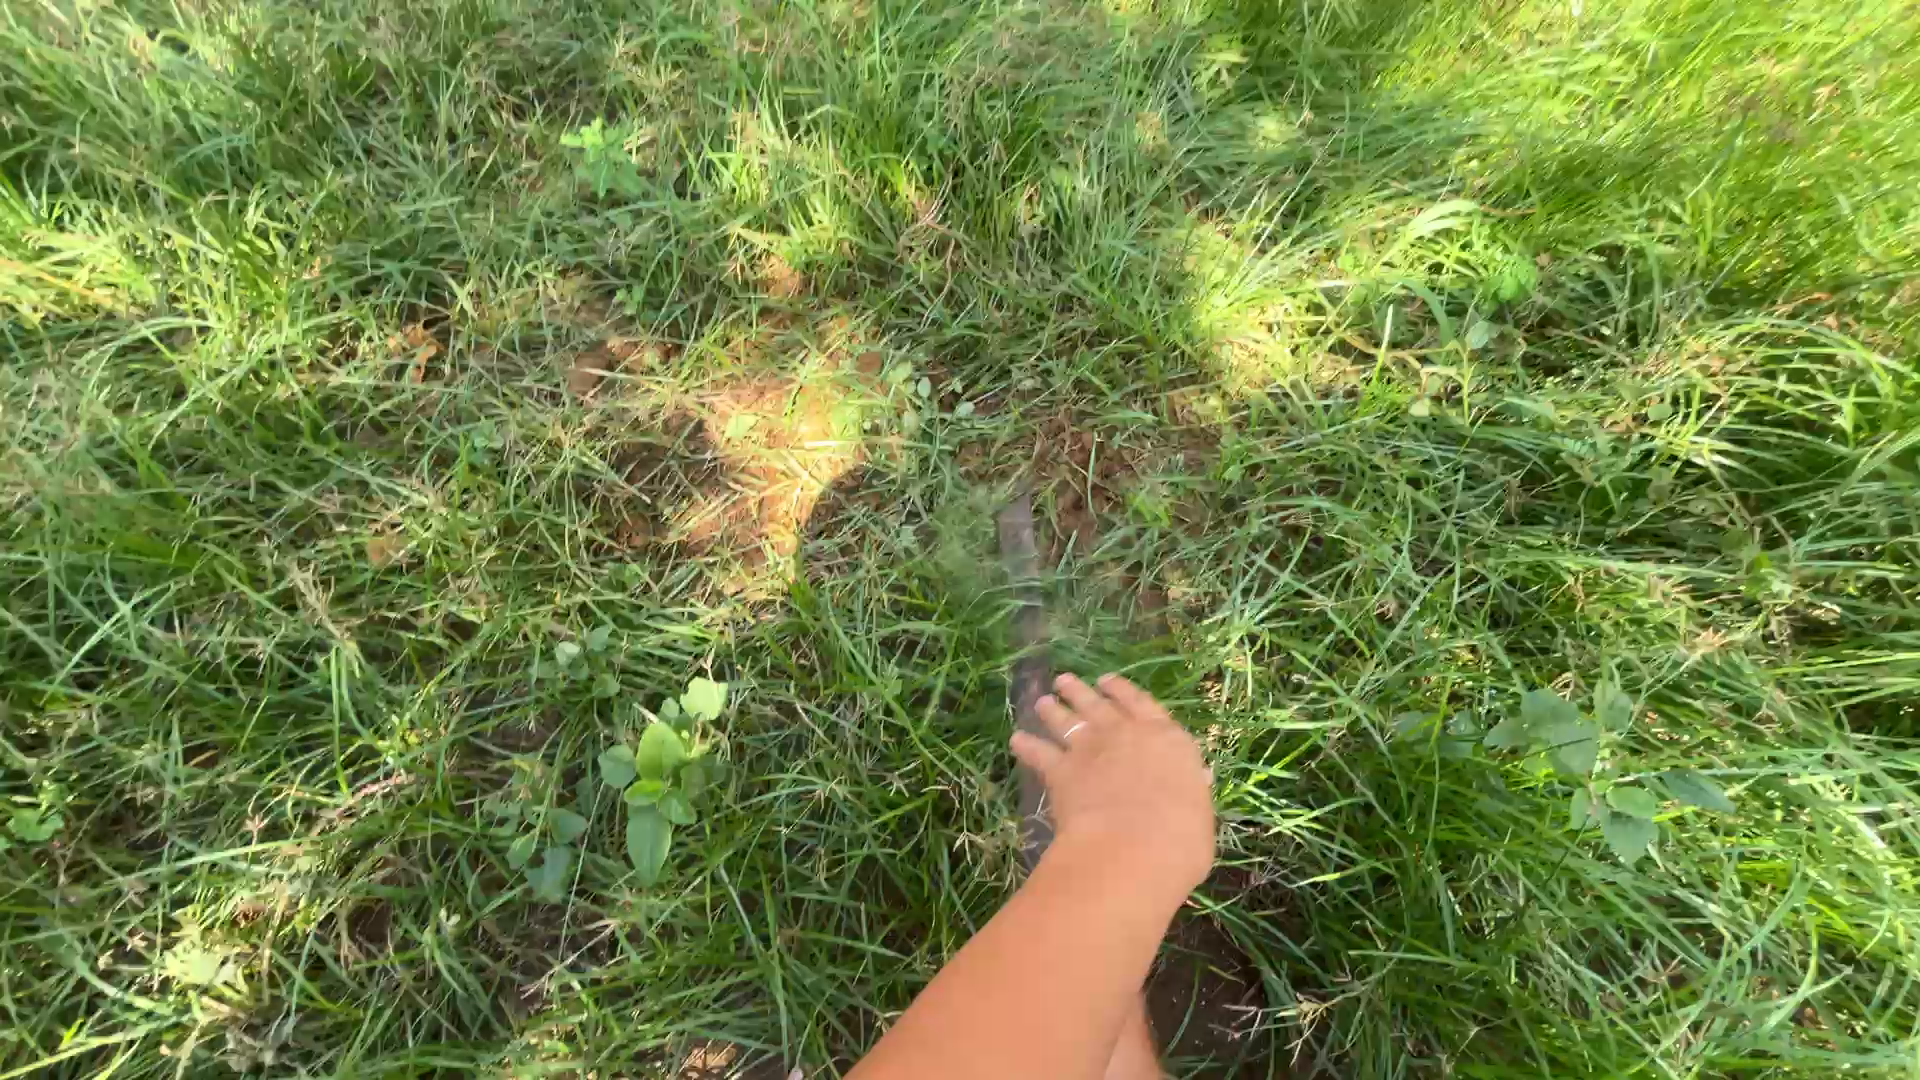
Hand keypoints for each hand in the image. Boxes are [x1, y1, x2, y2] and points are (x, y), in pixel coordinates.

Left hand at [1011, 673, 1214, 895]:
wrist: (1136, 844)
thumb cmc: (1182, 835)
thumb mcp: (1199, 807)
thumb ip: (1190, 786)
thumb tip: (1196, 776)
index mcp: (1165, 739)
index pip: (1141, 704)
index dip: (1121, 690)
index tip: (1106, 680)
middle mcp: (1124, 734)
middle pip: (1097, 704)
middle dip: (1079, 691)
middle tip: (1064, 681)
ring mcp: (1089, 748)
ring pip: (1066, 719)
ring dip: (1052, 709)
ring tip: (1042, 701)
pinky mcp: (1061, 770)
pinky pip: (1038, 752)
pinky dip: (1026, 745)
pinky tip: (1017, 739)